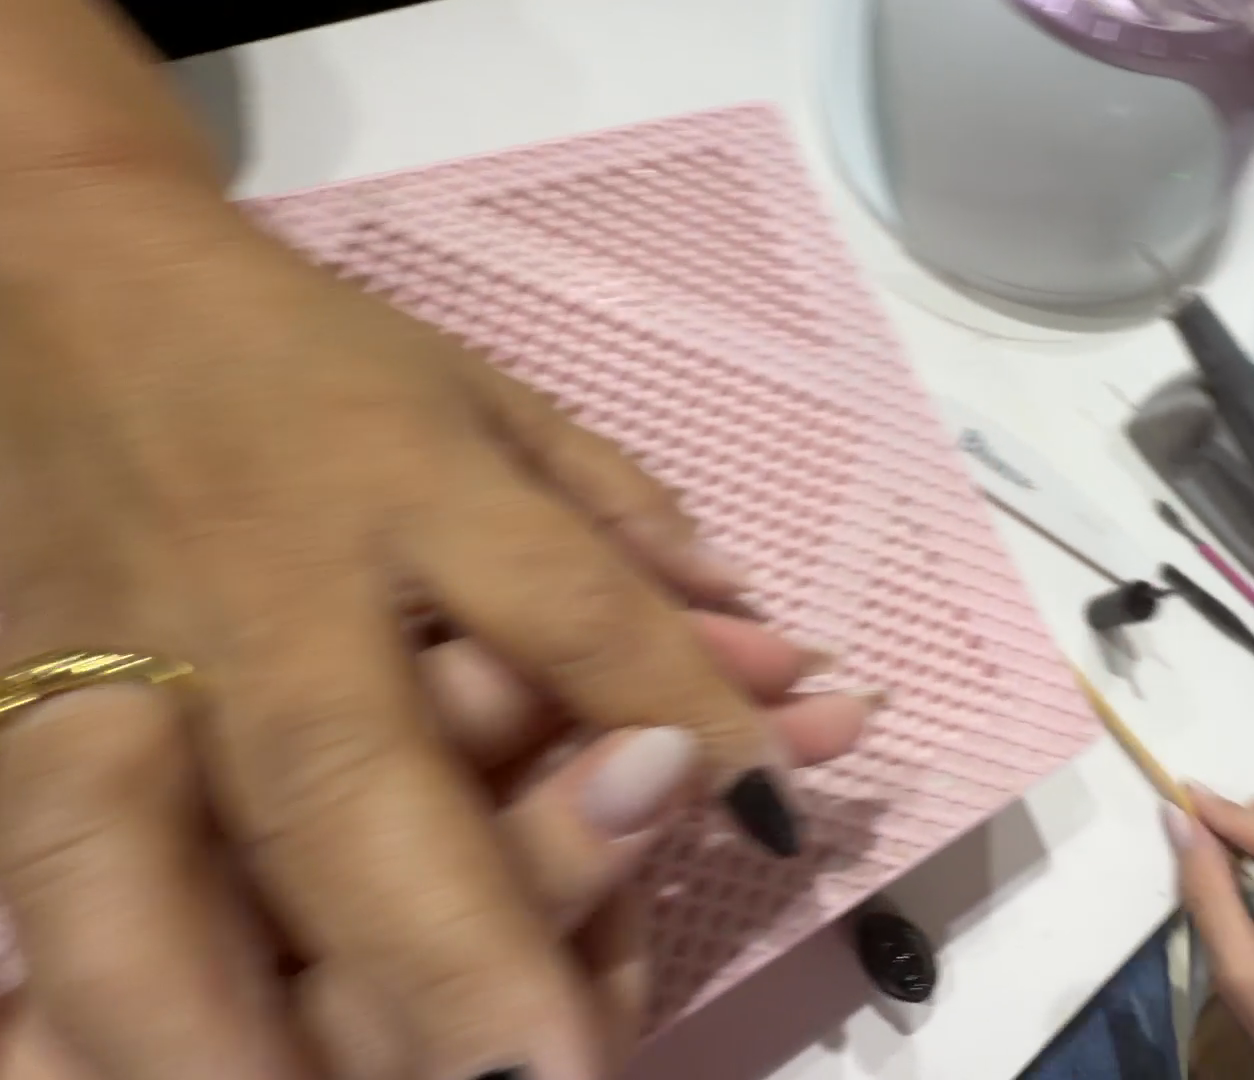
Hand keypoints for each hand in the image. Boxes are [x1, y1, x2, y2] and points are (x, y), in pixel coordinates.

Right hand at [0, 211, 813, 1079]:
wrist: (55, 291)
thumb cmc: (327, 356)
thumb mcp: (505, 405)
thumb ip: (632, 518)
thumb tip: (760, 619)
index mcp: (408, 488)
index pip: (578, 613)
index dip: (690, 705)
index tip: (782, 800)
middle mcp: (261, 601)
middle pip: (368, 784)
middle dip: (471, 935)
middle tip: (564, 1070)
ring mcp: (97, 682)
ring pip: (157, 894)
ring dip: (263, 1041)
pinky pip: (35, 912)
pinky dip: (93, 1027)